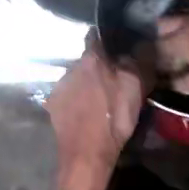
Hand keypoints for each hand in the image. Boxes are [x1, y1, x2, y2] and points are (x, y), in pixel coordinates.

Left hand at [46, 34, 147, 189]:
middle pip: (87, 59)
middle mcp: (71, 67)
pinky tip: (86, 111)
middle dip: (99, 65)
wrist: (87, 154)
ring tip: (99, 98)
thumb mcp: (136, 88)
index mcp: (92, 59)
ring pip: (77, 76)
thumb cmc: (115, 119)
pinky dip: (77, 97)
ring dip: (87, 82)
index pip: (96, 36)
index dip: (107, 39)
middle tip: (112, 78)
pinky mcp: (53, 104)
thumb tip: (136, 45)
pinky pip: (69, 93)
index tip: (117, 45)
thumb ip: (136, 61)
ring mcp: (59, 86)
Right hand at [155, 14, 188, 97]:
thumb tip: (168, 83)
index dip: (152, 62)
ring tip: (188, 50)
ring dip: (181, 32)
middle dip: (162, 40)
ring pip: (185, 19)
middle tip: (169, 57)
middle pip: (165, 25)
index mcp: (178, 38)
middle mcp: (188, 21)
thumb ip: (179, 84)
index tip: (156, 73)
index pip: (154, 48)